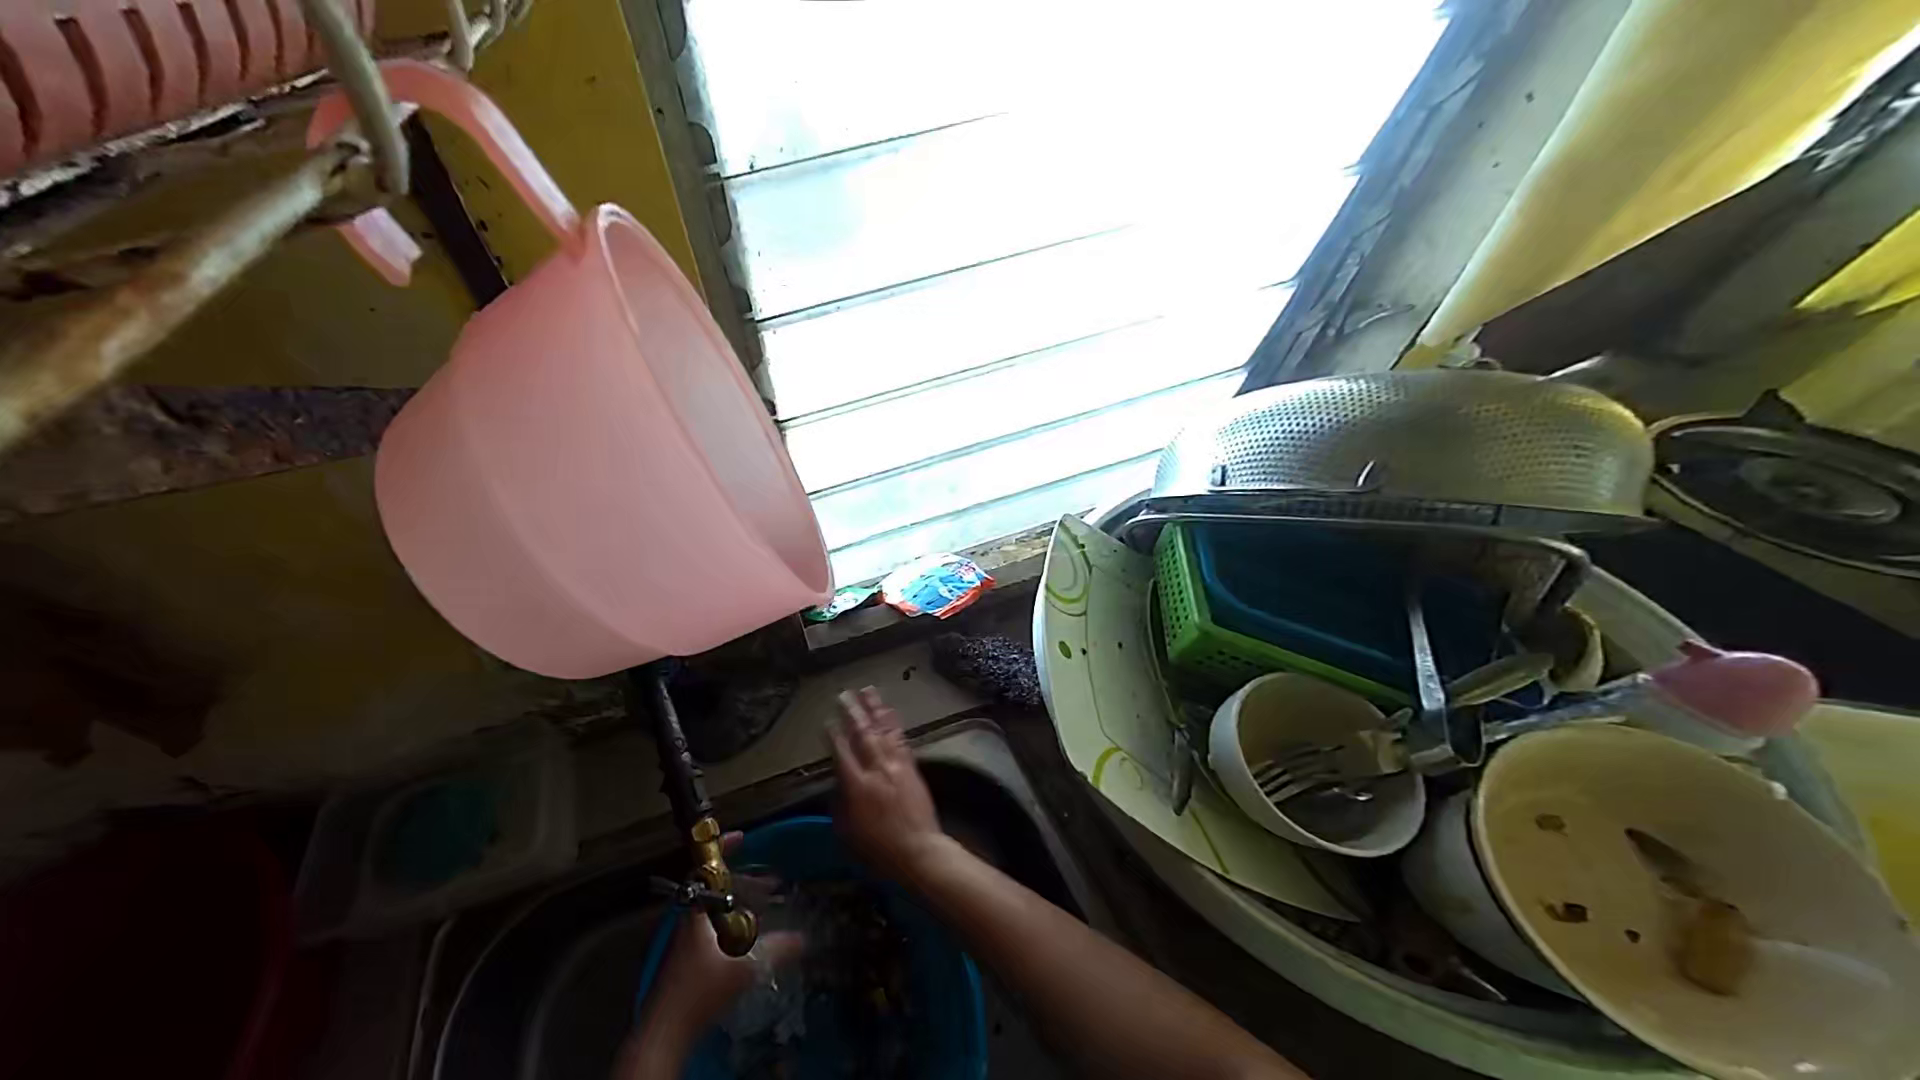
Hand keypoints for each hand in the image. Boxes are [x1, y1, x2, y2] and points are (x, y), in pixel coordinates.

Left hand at [629, 833, 804, 1068]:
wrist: (665, 1033)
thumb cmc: (701, 990)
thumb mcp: (746, 966)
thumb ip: (778, 949)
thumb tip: (806, 939)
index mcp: (697, 911)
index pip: (707, 868)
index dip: (723, 849)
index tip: (744, 837)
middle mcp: (689, 920)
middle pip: (715, 888)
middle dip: (744, 880)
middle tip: (771, 882)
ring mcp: (686, 942)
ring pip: (715, 909)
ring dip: (740, 902)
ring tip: (765, 905)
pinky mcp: (688, 961)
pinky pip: (713, 927)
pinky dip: (733, 921)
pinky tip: (750, 937)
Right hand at [828, 686, 949, 881]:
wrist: (918, 851)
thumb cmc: (878, 849)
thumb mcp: (847, 831)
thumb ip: (839, 802)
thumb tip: (837, 782)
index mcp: (857, 786)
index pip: (841, 752)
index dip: (833, 735)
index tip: (827, 721)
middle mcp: (876, 769)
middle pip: (862, 734)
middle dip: (852, 712)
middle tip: (844, 694)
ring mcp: (897, 766)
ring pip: (883, 731)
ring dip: (874, 709)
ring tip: (867, 691)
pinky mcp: (912, 767)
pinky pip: (900, 739)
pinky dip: (893, 724)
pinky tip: (889, 712)